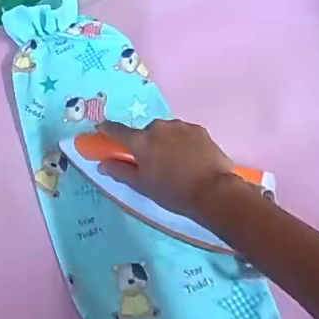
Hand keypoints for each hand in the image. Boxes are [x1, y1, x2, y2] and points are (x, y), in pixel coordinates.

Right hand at [98, 119, 249, 219]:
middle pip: (145, 132)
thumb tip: (102, 164)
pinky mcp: (199, 130)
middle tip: (154, 162)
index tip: (102, 129)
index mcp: (140, 141)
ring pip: (166, 132)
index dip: (107, 129)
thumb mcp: (142, 186)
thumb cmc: (173, 192)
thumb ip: (119, 171)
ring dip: (166, 142)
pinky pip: (184, 134)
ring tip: (177, 162)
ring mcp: (180, 126)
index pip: (117, 130)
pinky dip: (184, 143)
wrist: (216, 192)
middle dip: (147, 143)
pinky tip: (192, 159)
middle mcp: (157, 127)